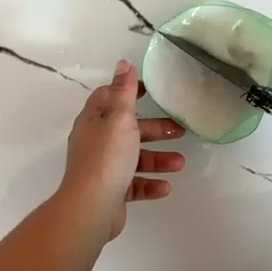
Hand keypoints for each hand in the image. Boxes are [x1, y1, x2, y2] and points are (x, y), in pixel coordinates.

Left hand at [59, 60, 185, 240]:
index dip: (129, 91)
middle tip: (178, 130)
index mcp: (94, 121)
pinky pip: (134, 184)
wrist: (92, 207)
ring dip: (157, 159)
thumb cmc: (107, 157)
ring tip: (179, 163)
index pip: (109, 98)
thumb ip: (124, 91)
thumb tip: (123, 63)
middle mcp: (96, 142)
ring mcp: (102, 168)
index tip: (151, 91)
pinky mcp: (111, 191)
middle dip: (154, 130)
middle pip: (128, 130)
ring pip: (134, 158)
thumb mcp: (119, 118)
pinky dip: (150, 183)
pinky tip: (165, 187)